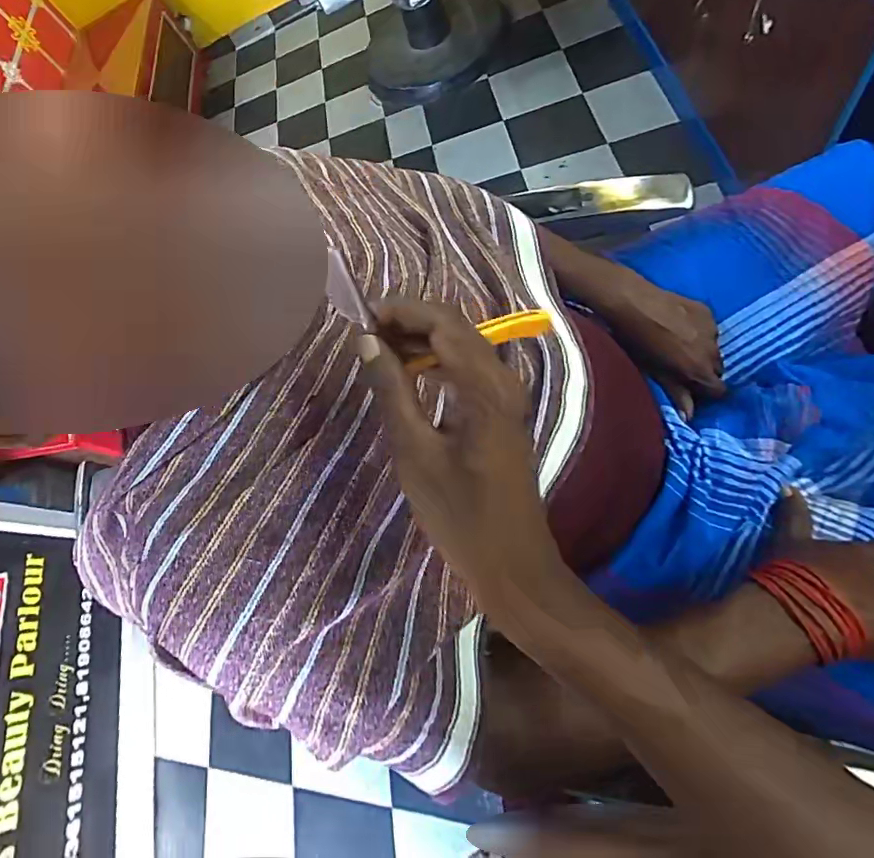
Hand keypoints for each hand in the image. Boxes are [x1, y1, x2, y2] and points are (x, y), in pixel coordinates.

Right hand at [357, 300, 567, 593]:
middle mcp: (502, 380)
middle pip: (454, 326)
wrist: (512, 565)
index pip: (443, 321)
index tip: (361, 317)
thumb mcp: (414, 451)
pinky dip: (434, 361)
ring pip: (460, 345)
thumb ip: (391, 390)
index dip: (401, 310)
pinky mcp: (500, 412)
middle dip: (407, 320)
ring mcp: (505, 396)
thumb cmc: (459, 513)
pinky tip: (408, 373)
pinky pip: (465, 368)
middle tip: (363, 333)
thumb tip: (366, 341)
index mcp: (485, 387)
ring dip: (419, 339)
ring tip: (377, 350)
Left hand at [606, 281, 724, 417]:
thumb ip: (675, 392)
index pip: (719, 391)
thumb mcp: (652, 370)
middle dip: (702, 371)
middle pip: (716, 369)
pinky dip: (698, 330)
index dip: (706, 392)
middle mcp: (713, 351)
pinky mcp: (707, 312)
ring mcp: (713, 330)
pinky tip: (677, 325)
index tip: (691, 388)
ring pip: (713, 348)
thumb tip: (689, 416)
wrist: (631, 302)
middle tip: (680, 365)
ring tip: (676, 343)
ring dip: (701, 350)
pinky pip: (709, 328)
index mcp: (700, 370)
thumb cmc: (634, 341)